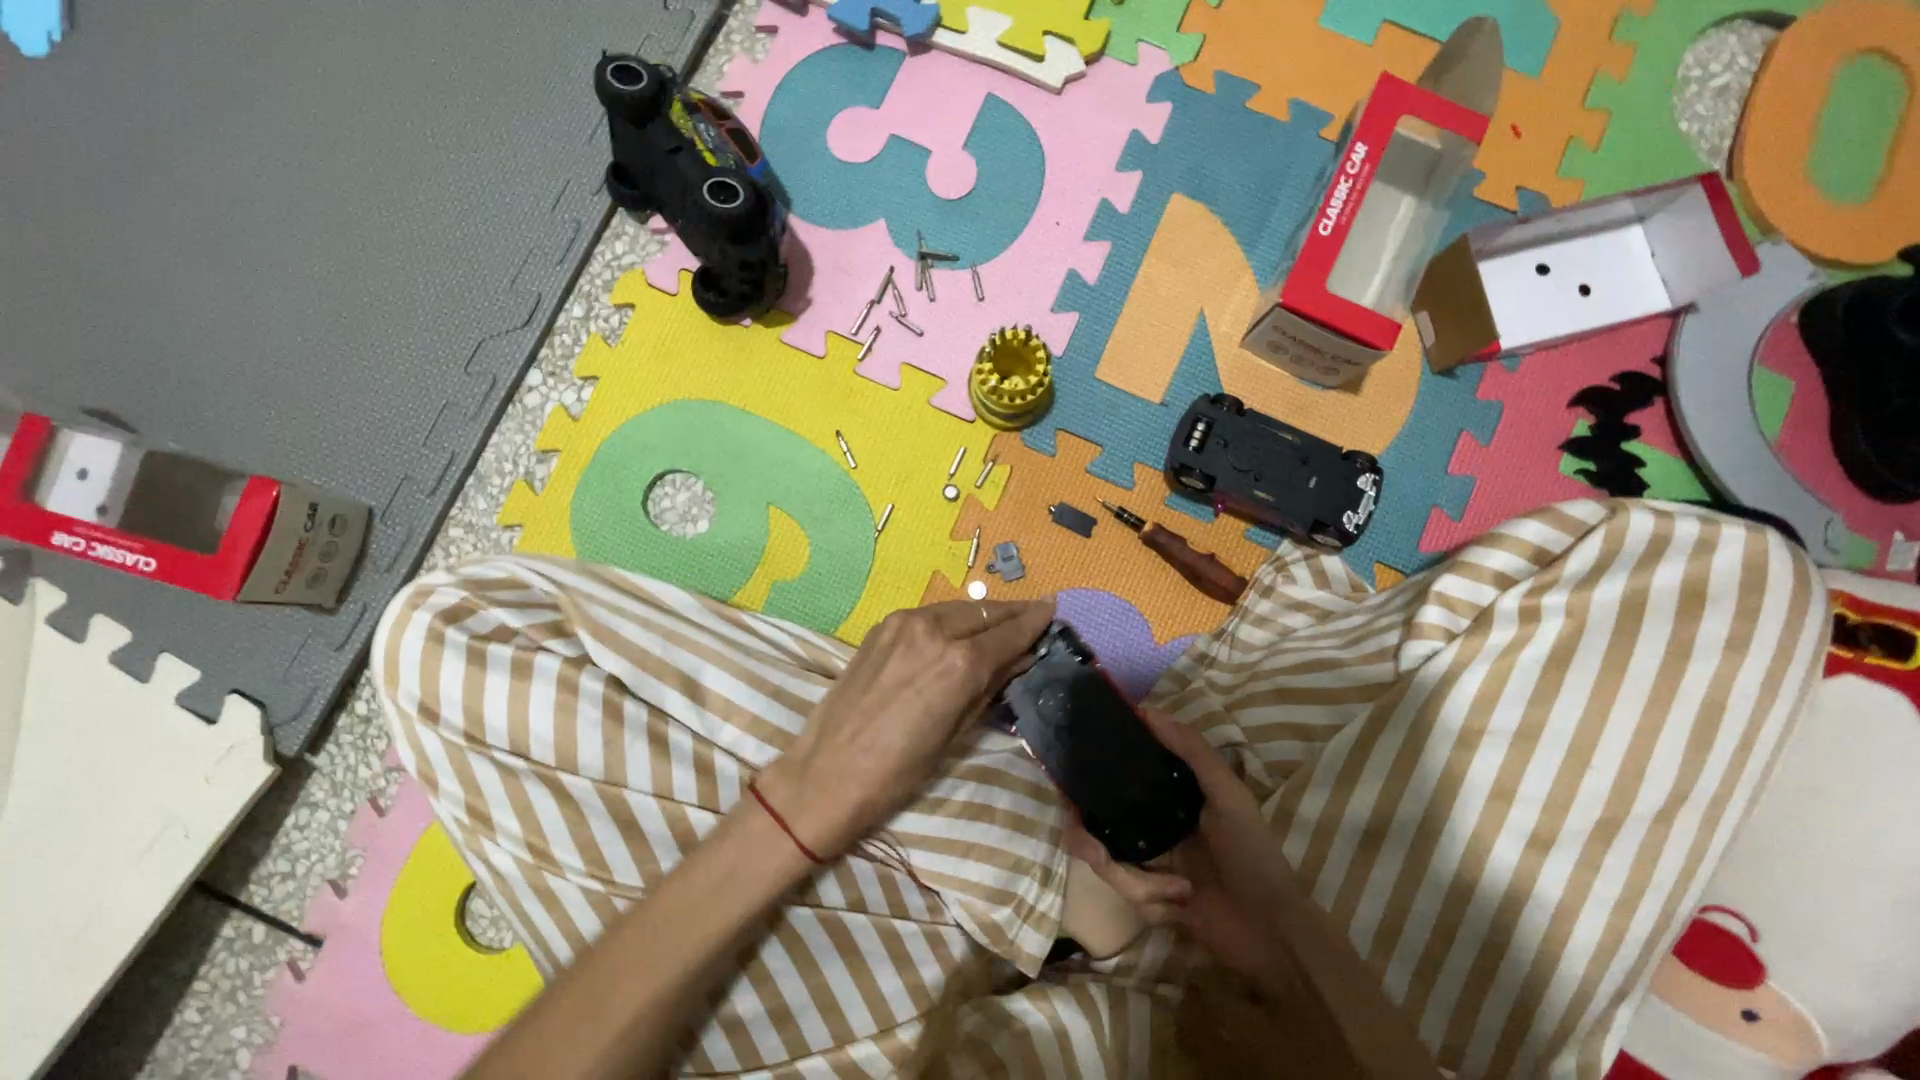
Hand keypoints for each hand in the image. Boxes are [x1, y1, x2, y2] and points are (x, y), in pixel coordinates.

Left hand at [757, 598, 1054, 857]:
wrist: (827, 773)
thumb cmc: (900, 771)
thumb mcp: (957, 733)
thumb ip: (990, 687)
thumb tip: (1021, 659)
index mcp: (960, 662)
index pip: (1009, 632)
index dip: (1034, 621)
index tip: (1053, 608)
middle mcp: (934, 631)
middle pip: (985, 613)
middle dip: (1012, 613)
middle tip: (1034, 614)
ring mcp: (903, 624)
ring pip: (957, 608)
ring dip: (982, 613)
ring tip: (1001, 621)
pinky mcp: (881, 628)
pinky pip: (929, 614)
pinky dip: (951, 617)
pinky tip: (960, 628)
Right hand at [1063, 709, 1301, 982]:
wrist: (1271, 932)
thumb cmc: (1253, 854)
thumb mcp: (1228, 795)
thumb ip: (1193, 751)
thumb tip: (1147, 711)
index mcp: (1167, 797)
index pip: (1116, 780)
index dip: (1087, 781)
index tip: (1068, 783)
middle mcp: (1151, 826)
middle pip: (1097, 827)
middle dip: (1090, 841)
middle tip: (1095, 852)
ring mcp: (1149, 865)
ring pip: (1111, 867)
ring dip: (1138, 883)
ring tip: (1176, 890)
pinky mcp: (1151, 902)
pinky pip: (1130, 899)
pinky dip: (1155, 905)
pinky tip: (1184, 908)